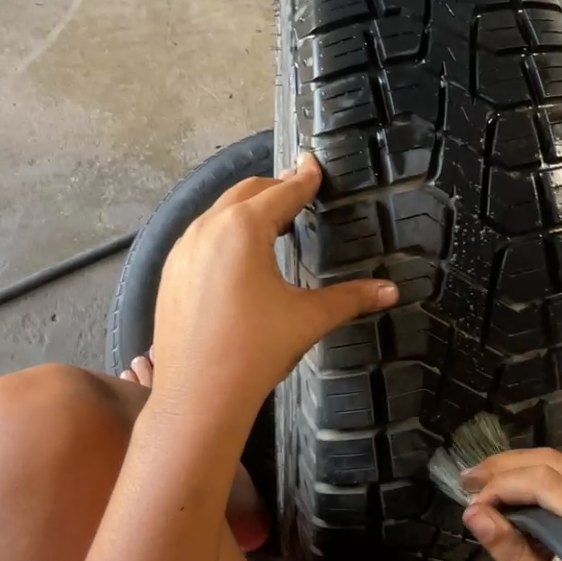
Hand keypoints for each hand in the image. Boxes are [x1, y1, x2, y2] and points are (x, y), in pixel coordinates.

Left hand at [148, 151, 397, 423]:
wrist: (198, 397)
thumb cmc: (255, 351)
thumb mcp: (309, 318)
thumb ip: (351, 298)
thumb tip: (391, 291)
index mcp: (243, 229)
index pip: (283, 193)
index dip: (304, 178)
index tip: (314, 164)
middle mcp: (208, 228)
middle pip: (247, 192)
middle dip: (276, 188)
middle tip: (299, 190)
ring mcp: (183, 249)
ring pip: (219, 212)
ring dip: (248, 209)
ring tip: (274, 221)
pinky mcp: (170, 272)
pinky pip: (200, 236)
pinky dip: (224, 232)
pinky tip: (239, 255)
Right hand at [462, 449, 561, 560]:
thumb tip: (475, 513)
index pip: (547, 483)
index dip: (503, 484)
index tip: (469, 505)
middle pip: (555, 465)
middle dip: (506, 467)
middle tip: (465, 482)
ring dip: (519, 472)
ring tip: (480, 486)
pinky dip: (536, 486)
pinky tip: (511, 503)